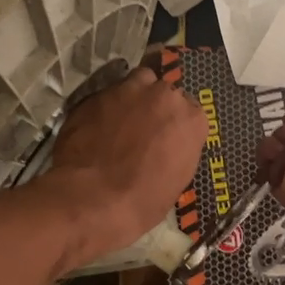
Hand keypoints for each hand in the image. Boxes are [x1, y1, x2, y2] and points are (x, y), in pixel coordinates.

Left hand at [41, 67, 206, 267]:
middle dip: (156, 107)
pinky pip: (107, 95)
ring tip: (122, 121)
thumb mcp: (176, 182)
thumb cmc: (142, 202)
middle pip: (165, 93)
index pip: (191, 112)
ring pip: (137, 82)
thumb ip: (177, 151)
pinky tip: (96, 129)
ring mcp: (129, 90)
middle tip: (143, 131)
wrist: (93, 199)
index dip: (176, 126)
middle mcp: (164, 96)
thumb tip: (166, 147)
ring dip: (134, 97)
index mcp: (191, 120)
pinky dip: (106, 108)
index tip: (168, 138)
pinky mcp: (97, 94)